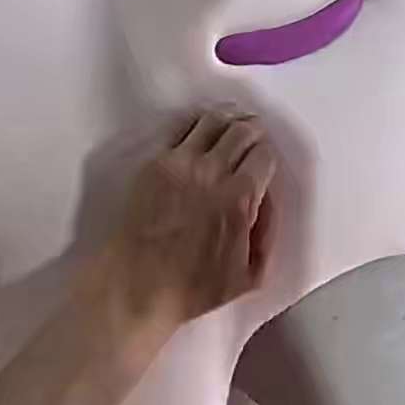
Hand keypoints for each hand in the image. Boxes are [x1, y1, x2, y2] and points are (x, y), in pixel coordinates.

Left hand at [89, 108, 278, 335]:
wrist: (135, 286)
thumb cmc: (193, 286)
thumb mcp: (251, 276)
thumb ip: (269, 233)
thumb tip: (267, 197)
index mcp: (239, 198)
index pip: (265, 154)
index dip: (267, 156)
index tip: (262, 163)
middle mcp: (213, 172)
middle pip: (243, 130)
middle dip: (254, 130)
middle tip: (254, 135)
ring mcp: (182, 162)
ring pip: (215, 119)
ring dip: (230, 118)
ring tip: (233, 122)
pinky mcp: (157, 161)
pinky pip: (182, 125)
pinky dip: (199, 120)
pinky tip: (204, 126)